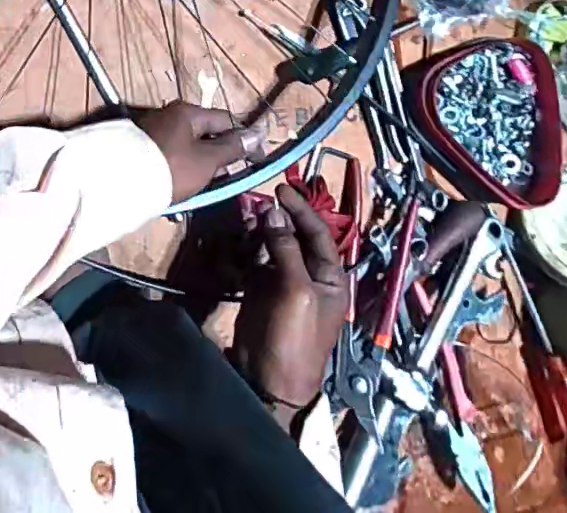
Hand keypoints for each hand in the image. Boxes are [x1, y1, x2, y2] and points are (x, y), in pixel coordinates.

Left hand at [136, 102, 265, 203]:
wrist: (120, 181)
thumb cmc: (171, 168)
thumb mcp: (207, 160)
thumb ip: (232, 148)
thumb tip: (257, 133)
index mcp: (187, 112)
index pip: (225, 120)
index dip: (244, 140)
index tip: (254, 162)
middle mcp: (169, 115)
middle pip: (204, 134)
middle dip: (216, 159)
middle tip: (221, 182)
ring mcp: (153, 130)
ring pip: (186, 149)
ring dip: (196, 170)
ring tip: (197, 192)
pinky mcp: (140, 147)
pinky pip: (168, 158)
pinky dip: (176, 173)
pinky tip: (176, 192)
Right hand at [231, 184, 351, 426]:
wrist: (270, 377)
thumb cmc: (294, 337)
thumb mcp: (295, 289)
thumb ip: (285, 248)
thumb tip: (273, 211)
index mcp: (330, 276)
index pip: (318, 232)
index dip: (301, 209)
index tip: (280, 189)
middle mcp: (309, 274)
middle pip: (294, 234)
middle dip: (275, 215)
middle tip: (253, 198)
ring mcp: (283, 280)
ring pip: (272, 243)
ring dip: (258, 226)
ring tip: (242, 209)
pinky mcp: (261, 287)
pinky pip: (255, 257)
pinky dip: (246, 242)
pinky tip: (236, 232)